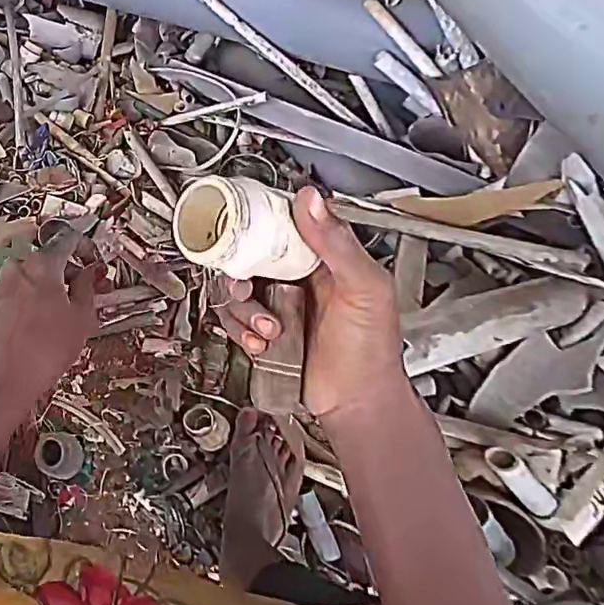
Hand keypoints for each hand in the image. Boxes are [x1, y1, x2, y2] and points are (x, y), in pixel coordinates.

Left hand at [0, 238, 101, 451]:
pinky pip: (18, 288)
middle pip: (48, 257)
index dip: (86, 246)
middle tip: (88, 285)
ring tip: (68, 305)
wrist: (5, 380)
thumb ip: (87, 287)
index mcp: (40, 264)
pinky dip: (32, 294)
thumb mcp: (81, 319)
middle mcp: (16, 268)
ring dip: (51, 282)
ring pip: (31, 273)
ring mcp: (0, 284)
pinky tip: (45, 316)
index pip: (67, 240)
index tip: (93, 256)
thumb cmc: (39, 353)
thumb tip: (88, 276)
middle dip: (70, 269)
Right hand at [211, 189, 407, 419]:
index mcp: (321, 258)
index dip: (257, 227)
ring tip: (269, 328)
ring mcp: (275, 304)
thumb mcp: (364, 288)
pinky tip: (262, 341)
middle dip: (240, 277)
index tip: (243, 233)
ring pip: (234, 290)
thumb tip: (312, 201)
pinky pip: (231, 320)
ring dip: (244, 311)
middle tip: (247, 290)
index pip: (281, 227)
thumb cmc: (372, 350)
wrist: (357, 403)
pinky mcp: (259, 330)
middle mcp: (294, 278)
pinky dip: (239, 331)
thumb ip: (337, 243)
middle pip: (246, 259)